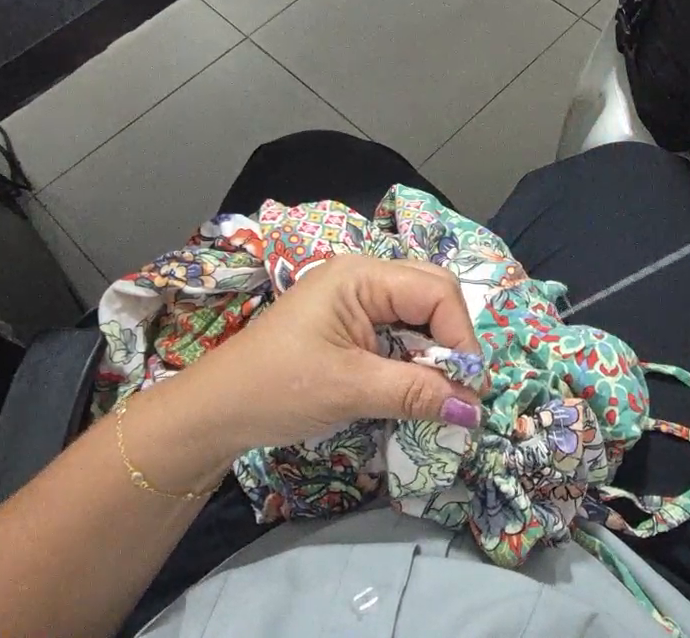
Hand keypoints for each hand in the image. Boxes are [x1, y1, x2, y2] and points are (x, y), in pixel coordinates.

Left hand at [171, 255, 485, 452]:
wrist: (214, 413)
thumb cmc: (276, 389)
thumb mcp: (350, 389)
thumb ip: (417, 392)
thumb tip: (475, 411)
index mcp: (362, 275)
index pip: (436, 292)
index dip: (461, 338)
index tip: (470, 391)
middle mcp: (364, 278)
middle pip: (433, 296)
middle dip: (453, 342)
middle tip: (461, 391)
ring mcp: (357, 301)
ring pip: (420, 316)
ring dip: (437, 354)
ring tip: (444, 396)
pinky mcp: (352, 327)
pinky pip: (400, 334)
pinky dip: (416, 362)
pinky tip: (419, 391)